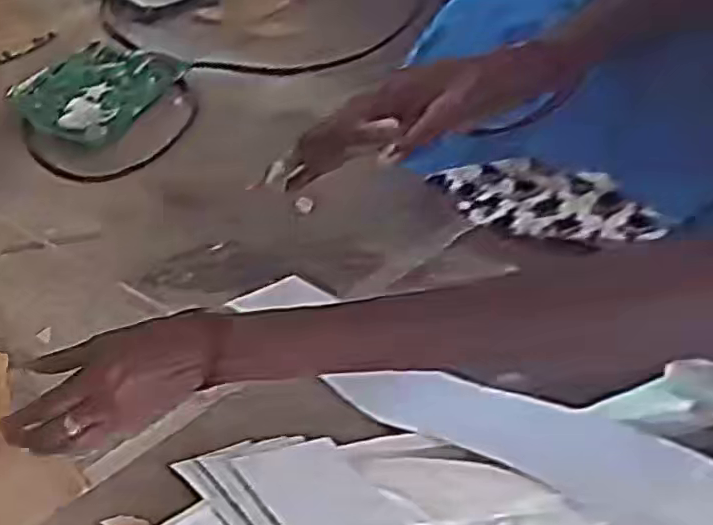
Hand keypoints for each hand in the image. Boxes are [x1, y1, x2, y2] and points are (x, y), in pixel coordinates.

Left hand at [4, 311, 223, 455]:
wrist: (203, 353)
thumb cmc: (154, 339)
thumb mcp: (103, 342)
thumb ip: (64, 360)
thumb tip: (31, 366)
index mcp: (93, 381)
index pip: (47, 408)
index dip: (22, 421)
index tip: (2, 426)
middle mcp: (101, 407)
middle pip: (56, 435)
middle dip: (30, 441)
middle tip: (11, 441)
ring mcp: (116, 422)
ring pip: (73, 446)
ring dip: (48, 449)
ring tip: (31, 446)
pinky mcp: (130, 429)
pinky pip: (93, 444)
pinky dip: (72, 448)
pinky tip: (62, 446)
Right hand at [280, 43, 578, 190]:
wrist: (529, 70)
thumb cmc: (496, 84)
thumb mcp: (463, 105)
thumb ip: (423, 131)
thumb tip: (384, 157)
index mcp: (389, 98)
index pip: (337, 125)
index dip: (307, 147)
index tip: (280, 171)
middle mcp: (377, 106)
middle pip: (324, 134)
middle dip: (292, 159)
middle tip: (261, 187)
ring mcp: (380, 118)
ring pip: (330, 143)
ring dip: (301, 165)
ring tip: (273, 189)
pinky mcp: (387, 129)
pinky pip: (345, 147)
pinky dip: (321, 164)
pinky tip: (304, 181)